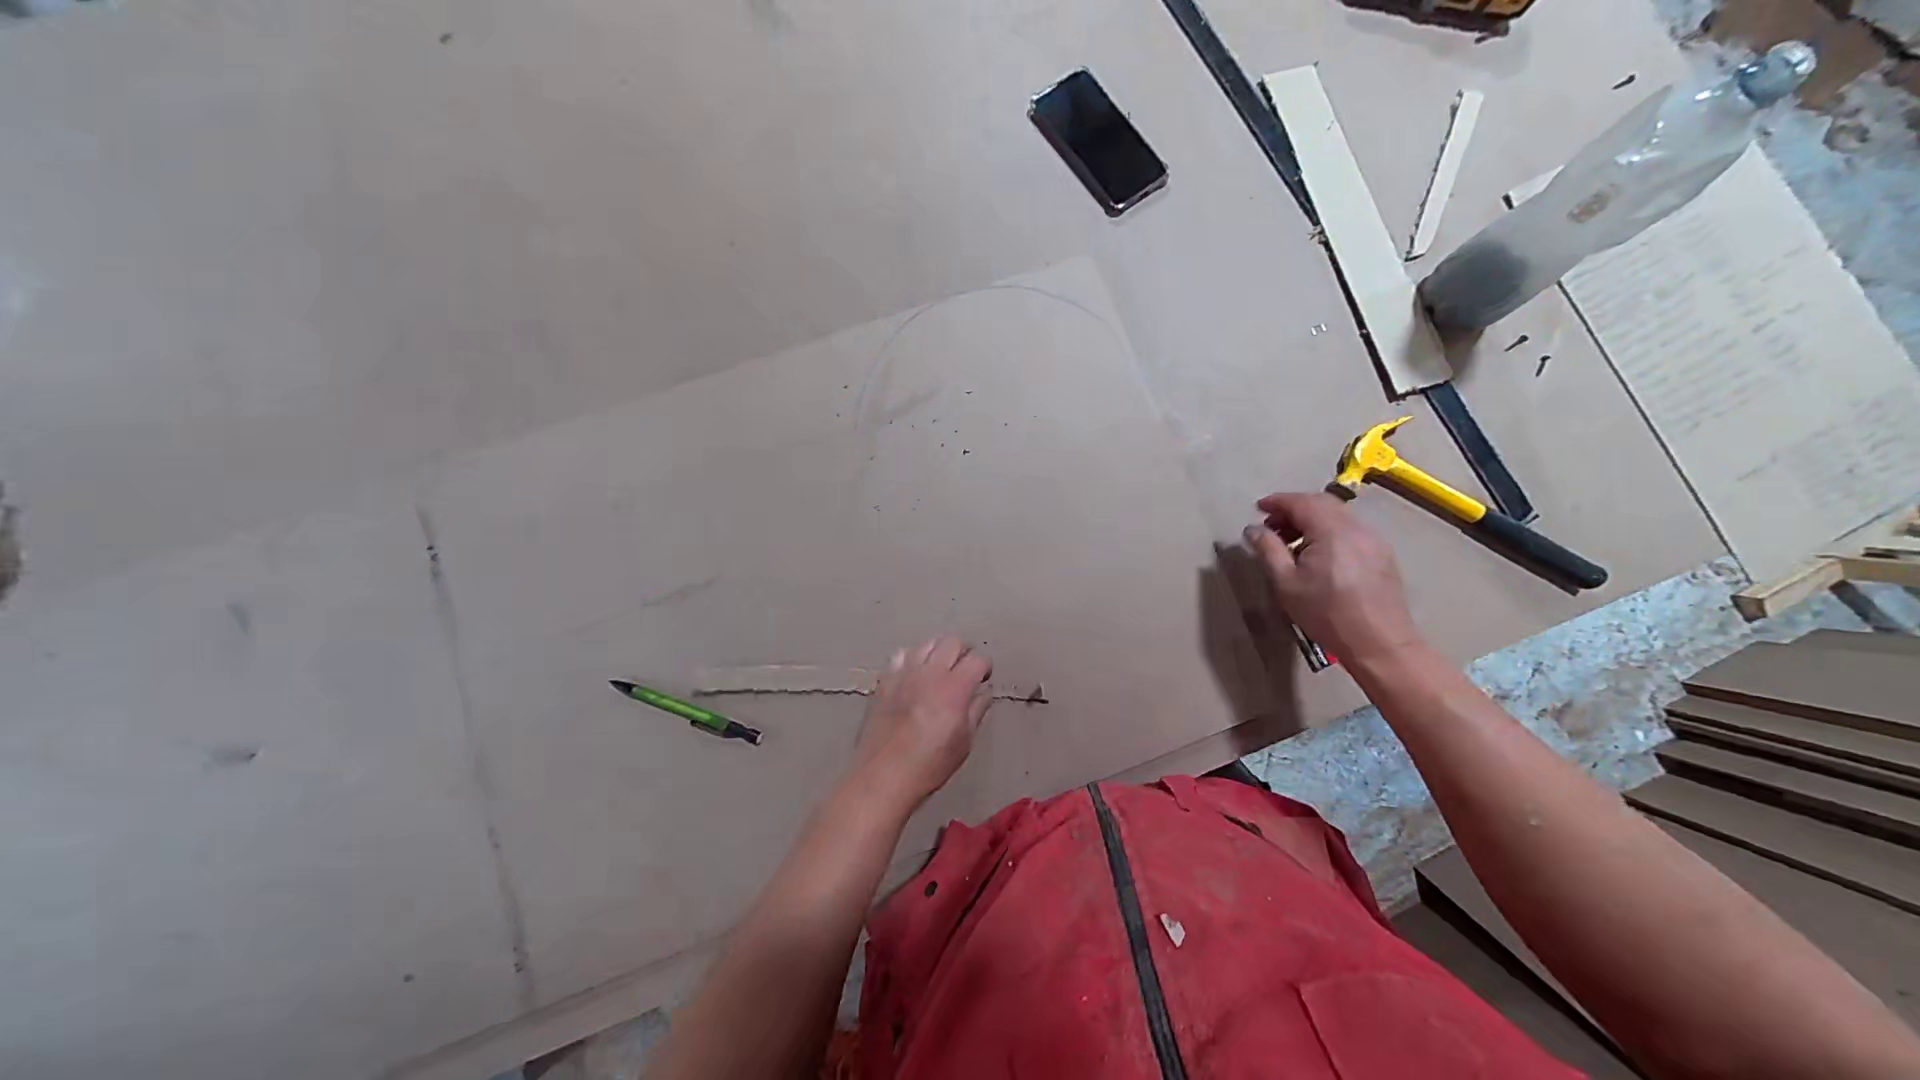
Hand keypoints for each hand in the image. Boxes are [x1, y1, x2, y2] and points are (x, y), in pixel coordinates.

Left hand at [851, 637, 993, 805]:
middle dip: (964, 652)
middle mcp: (930, 673)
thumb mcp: (965, 741)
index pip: (977, 659)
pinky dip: (912, 658)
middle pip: (952, 642)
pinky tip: (914, 672)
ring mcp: (905, 674)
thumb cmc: (930, 764)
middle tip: (965, 668)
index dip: (985, 667)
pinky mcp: (886, 681)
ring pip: (927, 643)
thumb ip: (977, 710)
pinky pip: (901, 655)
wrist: (885, 774)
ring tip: (941, 667)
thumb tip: (984, 692)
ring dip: (939, 651)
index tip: (984, 677)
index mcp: (955, 687)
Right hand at [1243, 491, 1423, 666]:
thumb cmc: (1326, 613)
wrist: (1378, 642)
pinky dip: (1329, 531)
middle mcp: (1357, 527)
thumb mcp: (1286, 583)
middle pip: (1322, 503)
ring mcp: (1374, 539)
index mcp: (1332, 531)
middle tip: (1272, 526)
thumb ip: (1268, 550)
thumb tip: (1253, 529)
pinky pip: (1350, 530)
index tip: (1258, 508)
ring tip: (1292, 543)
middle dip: (1294, 508)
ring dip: (1312, 520)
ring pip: (1338, 516)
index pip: (1301, 502)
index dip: (1277, 501)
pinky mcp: (1382, 554)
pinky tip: (1318, 555)